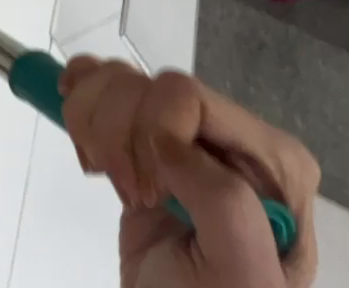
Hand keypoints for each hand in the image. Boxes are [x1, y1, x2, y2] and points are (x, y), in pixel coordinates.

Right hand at [60, 59, 320, 287]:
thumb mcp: (242, 272)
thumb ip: (224, 203)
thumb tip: (167, 140)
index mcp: (272, 162)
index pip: (187, 97)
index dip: (150, 131)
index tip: (148, 191)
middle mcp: (229, 138)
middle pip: (146, 84)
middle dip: (116, 132)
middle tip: (127, 191)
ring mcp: (180, 135)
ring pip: (116, 79)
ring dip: (90, 122)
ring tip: (104, 175)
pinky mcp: (137, 138)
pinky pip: (100, 84)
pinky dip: (76, 97)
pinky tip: (81, 135)